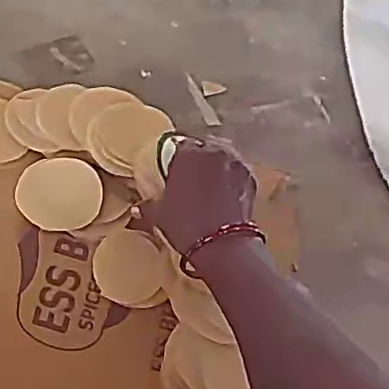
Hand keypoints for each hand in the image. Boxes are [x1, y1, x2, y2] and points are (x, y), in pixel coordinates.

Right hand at [144, 137, 256, 256]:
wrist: (223, 245)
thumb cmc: (186, 225)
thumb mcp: (159, 216)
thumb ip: (148, 206)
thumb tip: (138, 207)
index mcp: (188, 153)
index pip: (178, 143)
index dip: (173, 156)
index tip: (170, 168)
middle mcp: (214, 151)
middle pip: (203, 147)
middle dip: (196, 159)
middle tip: (188, 177)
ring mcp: (236, 163)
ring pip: (222, 158)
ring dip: (214, 167)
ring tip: (206, 186)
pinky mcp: (250, 178)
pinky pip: (235, 172)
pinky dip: (229, 179)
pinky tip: (222, 195)